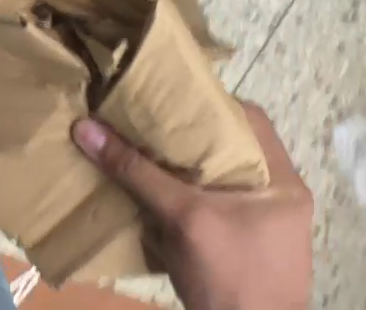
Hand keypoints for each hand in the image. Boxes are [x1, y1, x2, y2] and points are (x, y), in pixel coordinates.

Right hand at [72, 103, 313, 309]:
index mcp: (282, 182)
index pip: (248, 118)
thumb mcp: (183, 218)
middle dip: (182, 127)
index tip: (163, 88)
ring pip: (212, 170)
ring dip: (175, 157)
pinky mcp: (238, 239)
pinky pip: (204, 195)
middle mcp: (275, 194)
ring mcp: (258, 220)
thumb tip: (83, 126)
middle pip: (225, 142)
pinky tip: (146, 180)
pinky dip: (176, 184)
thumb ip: (136, 170)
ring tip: (135, 139)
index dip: (207, 98)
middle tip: (139, 111)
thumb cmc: (232, 277)